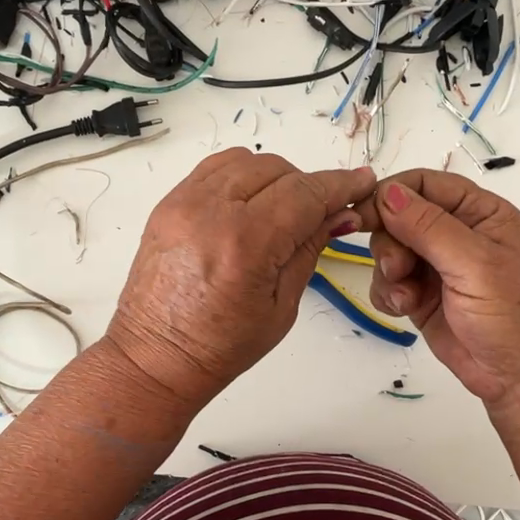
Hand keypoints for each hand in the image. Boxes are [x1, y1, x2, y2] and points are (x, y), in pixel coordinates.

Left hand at [105, 148, 375, 405]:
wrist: (156, 358)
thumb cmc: (221, 347)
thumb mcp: (282, 306)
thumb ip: (309, 249)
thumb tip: (340, 213)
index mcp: (245, 245)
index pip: (304, 194)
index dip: (339, 185)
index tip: (363, 181)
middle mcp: (211, 213)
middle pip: (277, 170)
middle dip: (307, 187)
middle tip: (319, 215)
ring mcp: (183, 203)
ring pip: (245, 161)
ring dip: (273, 178)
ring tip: (280, 213)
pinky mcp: (167, 204)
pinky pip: (214, 169)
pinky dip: (240, 177)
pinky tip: (249, 206)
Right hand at [351, 170, 519, 405]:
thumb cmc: (513, 313)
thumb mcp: (474, 263)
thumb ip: (428, 227)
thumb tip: (387, 192)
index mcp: (479, 212)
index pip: (424, 185)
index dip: (391, 196)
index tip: (363, 216)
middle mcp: (456, 234)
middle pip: (399, 218)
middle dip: (390, 242)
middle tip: (398, 269)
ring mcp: (438, 268)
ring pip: (390, 252)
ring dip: (388, 273)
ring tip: (406, 298)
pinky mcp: (423, 299)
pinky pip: (389, 284)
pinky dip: (388, 294)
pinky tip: (403, 310)